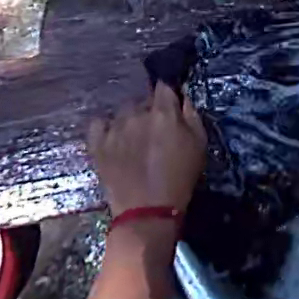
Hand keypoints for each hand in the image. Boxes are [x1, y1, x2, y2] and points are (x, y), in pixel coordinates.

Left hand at [88, 83, 207, 215]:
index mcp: (163, 112)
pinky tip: (113, 137)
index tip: (169, 104)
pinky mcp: (98, 145)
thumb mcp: (199, 143)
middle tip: (155, 129)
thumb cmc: (180, 178)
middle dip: (149, 109)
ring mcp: (115, 128)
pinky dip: (105, 127)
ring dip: (130, 119)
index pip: (163, 85)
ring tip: (134, 138)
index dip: (167, 93)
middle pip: (143, 99)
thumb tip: (182, 97)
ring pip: (123, 111)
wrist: (148, 213)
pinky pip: (99, 124)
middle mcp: (137, 113)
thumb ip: (191, 114)